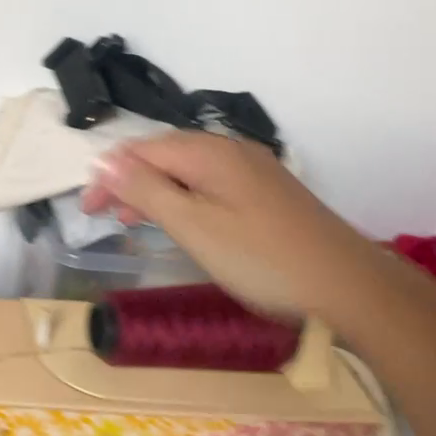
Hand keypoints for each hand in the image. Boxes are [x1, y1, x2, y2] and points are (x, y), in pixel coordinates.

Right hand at [79, 132, 347, 316]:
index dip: (108, 176)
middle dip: (130, 180)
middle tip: (109, 218)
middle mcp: (231, 149)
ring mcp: (254, 170)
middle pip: (165, 154)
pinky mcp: (269, 192)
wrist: (347, 285)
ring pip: (189, 169)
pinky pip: (212, 184)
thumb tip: (104, 159)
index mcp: (209, 152)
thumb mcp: (194, 226)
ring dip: (156, 190)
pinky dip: (186, 198)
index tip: (87, 210)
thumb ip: (146, 190)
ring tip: (138, 223)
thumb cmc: (262, 260)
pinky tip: (186, 222)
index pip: (141, 149)